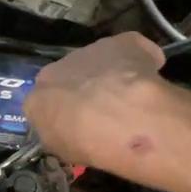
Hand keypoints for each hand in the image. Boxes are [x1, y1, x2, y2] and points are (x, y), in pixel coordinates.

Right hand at [26, 33, 167, 171]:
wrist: (118, 117)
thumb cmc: (84, 141)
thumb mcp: (61, 149)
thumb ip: (59, 133)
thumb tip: (67, 129)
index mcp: (39, 96)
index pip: (45, 101)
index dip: (63, 112)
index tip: (76, 124)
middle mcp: (59, 68)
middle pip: (70, 76)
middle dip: (84, 89)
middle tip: (104, 110)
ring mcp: (91, 51)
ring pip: (100, 61)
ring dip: (110, 74)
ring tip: (130, 97)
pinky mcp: (123, 42)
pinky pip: (132, 48)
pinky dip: (141, 59)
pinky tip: (151, 76)